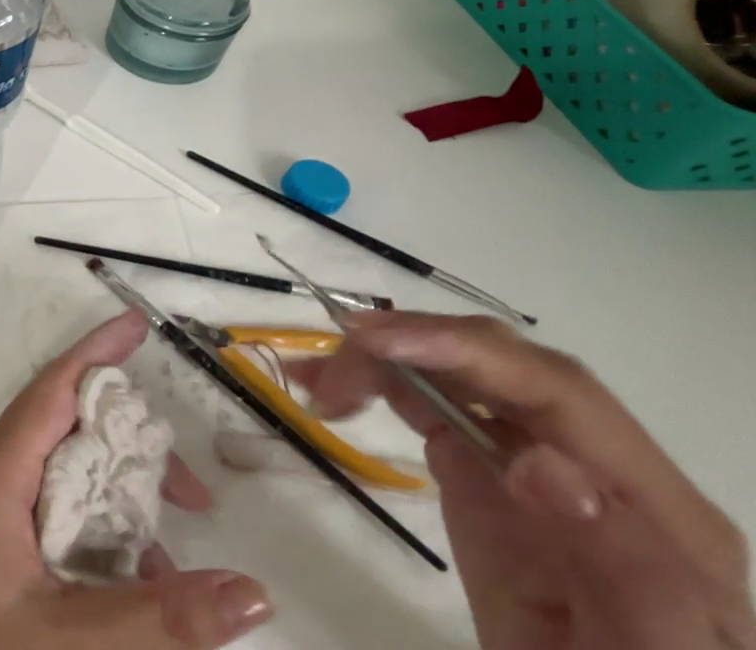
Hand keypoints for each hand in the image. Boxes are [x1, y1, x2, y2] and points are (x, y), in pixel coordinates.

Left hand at [0, 312, 272, 649]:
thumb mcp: (64, 636)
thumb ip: (157, 616)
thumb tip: (254, 594)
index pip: (54, 389)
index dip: (97, 352)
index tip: (138, 322)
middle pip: (63, 428)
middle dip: (129, 445)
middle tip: (192, 496)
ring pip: (54, 470)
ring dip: (110, 495)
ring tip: (165, 552)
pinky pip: (38, 503)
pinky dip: (84, 523)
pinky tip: (118, 576)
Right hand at [293, 312, 754, 649]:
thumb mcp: (649, 644)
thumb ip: (621, 564)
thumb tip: (537, 464)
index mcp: (644, 496)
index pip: (555, 390)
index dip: (465, 350)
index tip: (375, 343)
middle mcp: (586, 459)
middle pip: (499, 367)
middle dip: (410, 347)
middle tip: (328, 368)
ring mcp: (529, 463)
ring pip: (457, 377)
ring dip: (381, 363)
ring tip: (315, 381)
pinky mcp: (482, 475)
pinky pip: (433, 410)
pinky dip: (378, 387)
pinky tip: (329, 389)